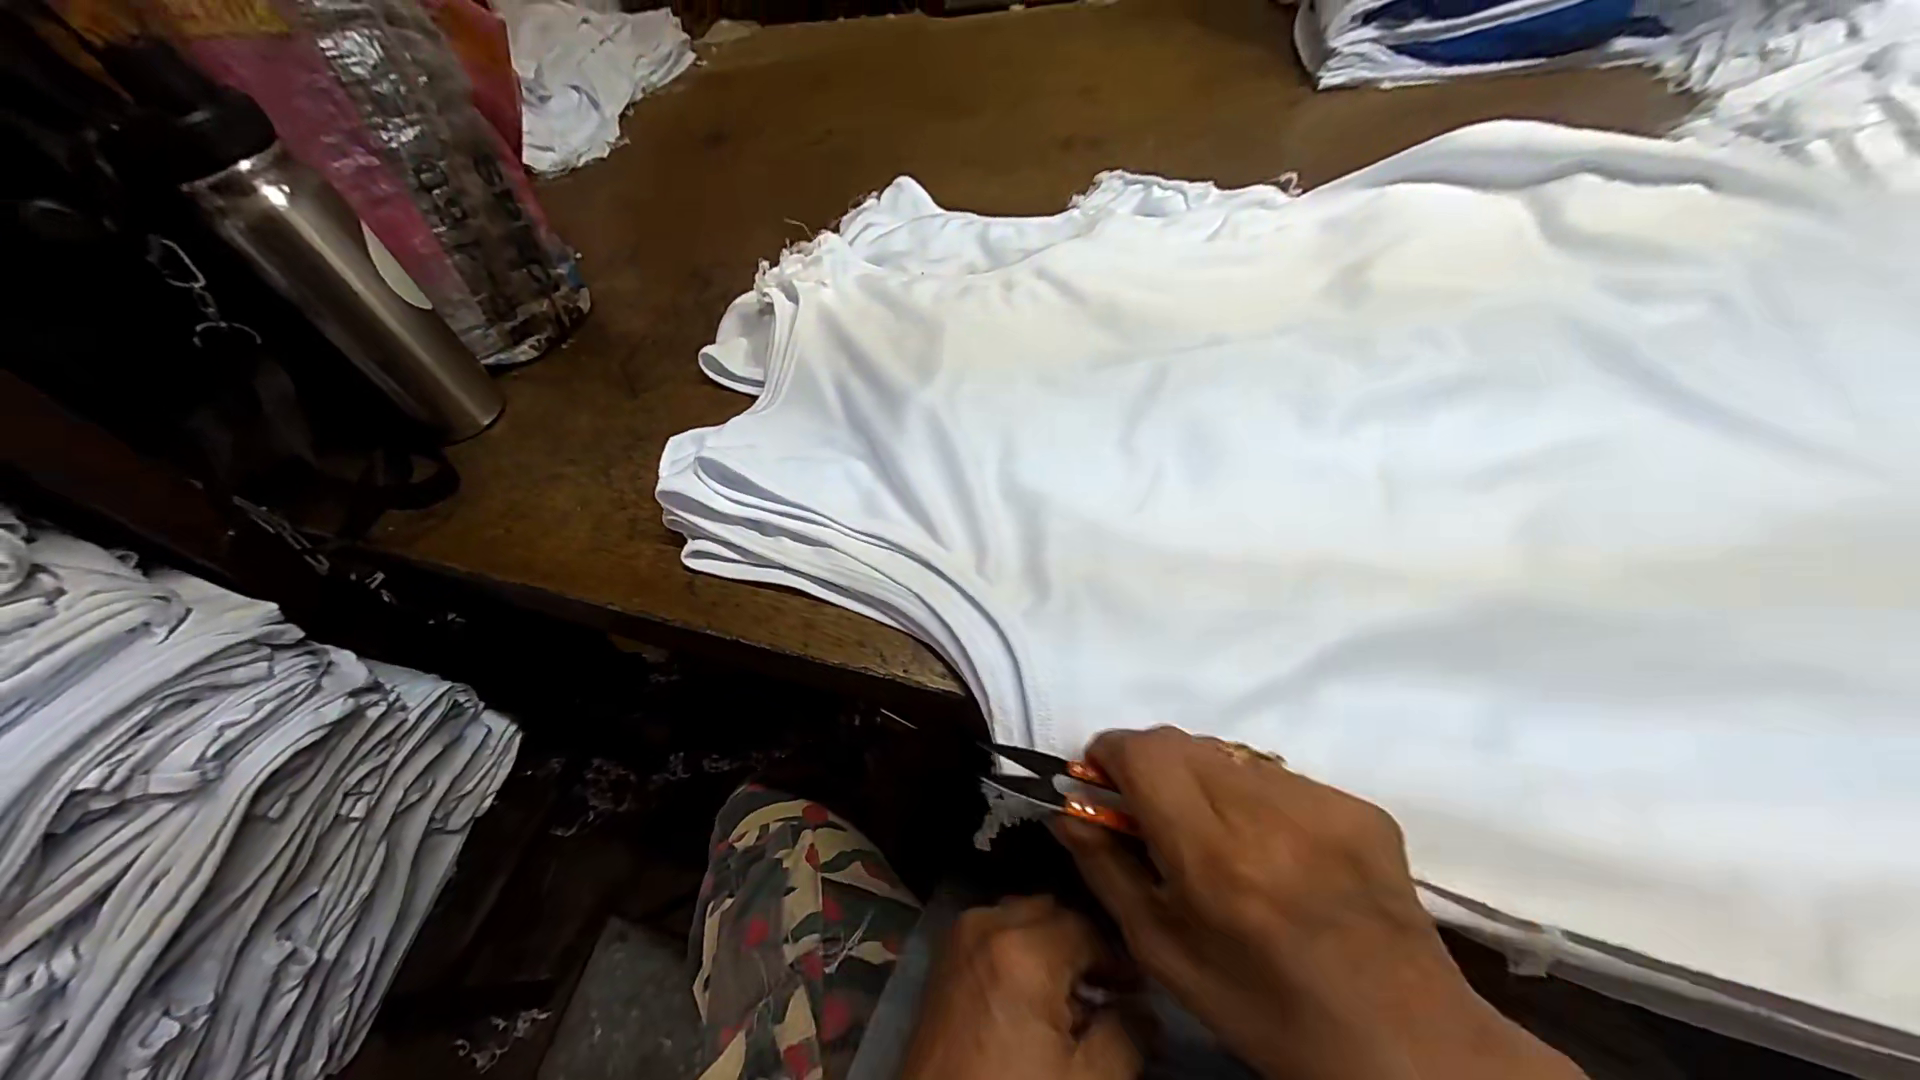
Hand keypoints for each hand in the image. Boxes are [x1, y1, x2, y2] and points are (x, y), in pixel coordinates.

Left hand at [901, 895, 1140, 1079]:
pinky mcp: (944, 957)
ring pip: (1020, 915)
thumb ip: (1126, 1035)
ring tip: (1072, 993)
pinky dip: (1018, 947)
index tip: (1138, 988)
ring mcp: (960, 937)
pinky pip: (992, 931)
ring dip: (1050, 942)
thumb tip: (1144, 1011)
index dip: (1117, 958)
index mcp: (1023, 948)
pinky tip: (1033, 993)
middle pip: (1051, 911)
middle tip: (1109, 987)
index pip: (1086, 927)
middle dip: (1082, 943)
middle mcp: (987, 925)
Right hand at [1055, 727, 1586, 1079]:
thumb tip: (1066, 810)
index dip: (1110, 753)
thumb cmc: (1264, 1010)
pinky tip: (1269, 846)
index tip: (1102, 782)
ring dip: (1200, 776)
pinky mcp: (1360, 806)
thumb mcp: (1164, 952)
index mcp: (1214, 858)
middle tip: (1151, 810)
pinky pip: (1277, 774)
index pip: (1145, 752)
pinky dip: (1252, 794)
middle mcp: (1269, 815)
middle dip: (1148, 762)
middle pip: (1180, 740)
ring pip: (1227, 752)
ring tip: (1215, 832)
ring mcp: (1323, 804)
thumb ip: (1105, 869)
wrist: (1404, 1044)